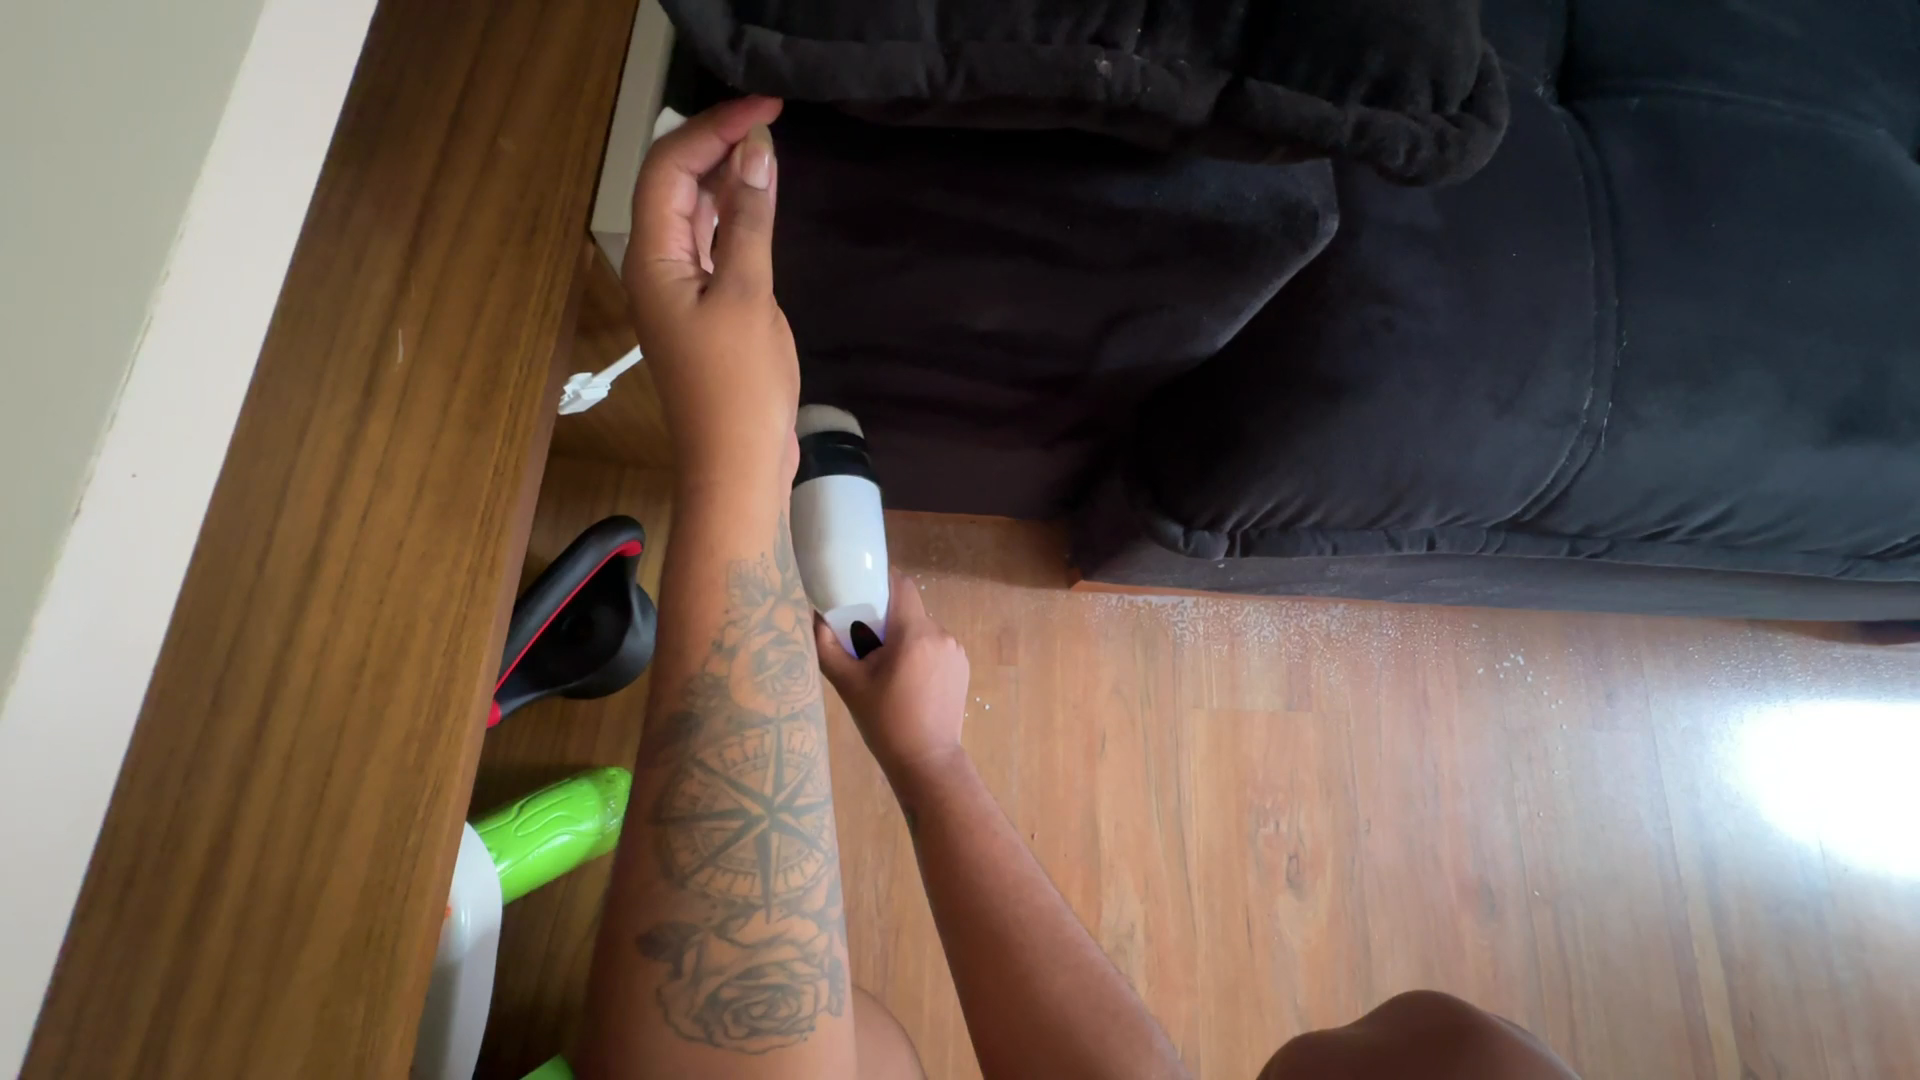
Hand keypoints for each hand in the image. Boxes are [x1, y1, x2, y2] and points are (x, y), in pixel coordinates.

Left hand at [624, 96, 796, 483]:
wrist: (737, 465)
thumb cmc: (739, 386)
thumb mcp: (749, 297)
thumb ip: (749, 222)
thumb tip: (755, 154)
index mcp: (653, 259)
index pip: (671, 168)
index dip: (713, 129)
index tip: (766, 109)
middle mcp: (658, 268)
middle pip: (676, 187)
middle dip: (717, 147)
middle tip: (771, 122)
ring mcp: (681, 294)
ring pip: (696, 219)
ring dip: (728, 183)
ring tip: (769, 154)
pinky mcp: (707, 315)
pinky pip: (714, 252)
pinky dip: (738, 225)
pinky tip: (762, 210)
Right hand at [815, 569, 970, 781]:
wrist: (926, 760)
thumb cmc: (884, 722)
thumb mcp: (848, 684)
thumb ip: (828, 646)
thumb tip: (815, 617)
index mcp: (913, 633)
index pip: (901, 585)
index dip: (881, 582)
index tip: (862, 594)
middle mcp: (940, 634)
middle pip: (910, 608)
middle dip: (887, 618)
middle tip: (866, 642)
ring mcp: (955, 650)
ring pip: (923, 628)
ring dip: (905, 638)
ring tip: (888, 668)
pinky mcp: (962, 665)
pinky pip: (936, 646)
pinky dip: (921, 653)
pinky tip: (909, 680)